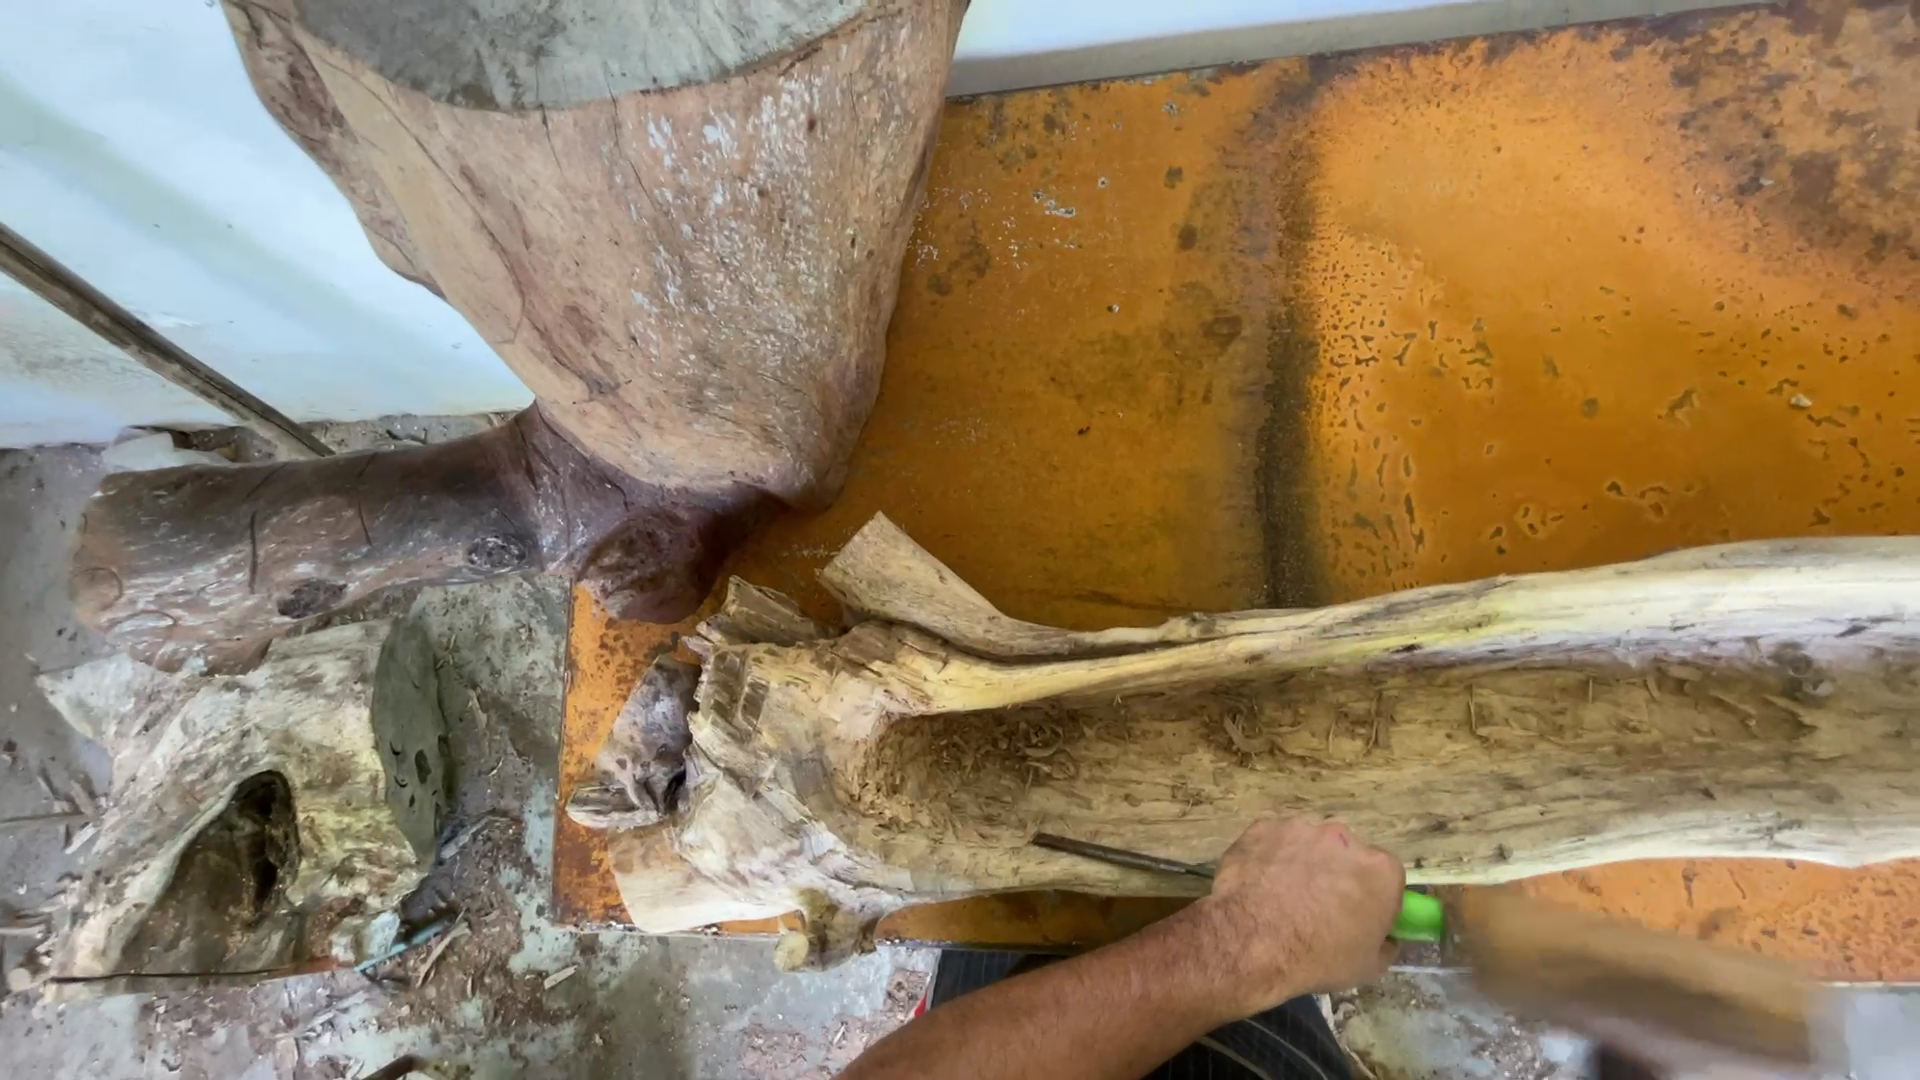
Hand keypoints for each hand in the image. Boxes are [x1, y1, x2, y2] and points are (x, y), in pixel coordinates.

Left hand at [1175, 817, 1405, 1015]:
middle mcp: (1342, 838)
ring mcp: (1299, 828)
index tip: (1360, 911)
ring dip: (1301, 861)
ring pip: (1307, 843)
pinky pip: (1273, 840)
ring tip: (1283, 894)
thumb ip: (1385, 940)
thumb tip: (1385, 933)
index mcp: (1379, 869)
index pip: (1385, 873)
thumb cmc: (1319, 956)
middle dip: (1336, 872)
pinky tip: (1259, 881)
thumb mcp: (1370, 965)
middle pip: (1345, 853)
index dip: (1373, 892)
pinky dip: (1270, 856)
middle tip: (1318, 903)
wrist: (1253, 938)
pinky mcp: (1263, 826)